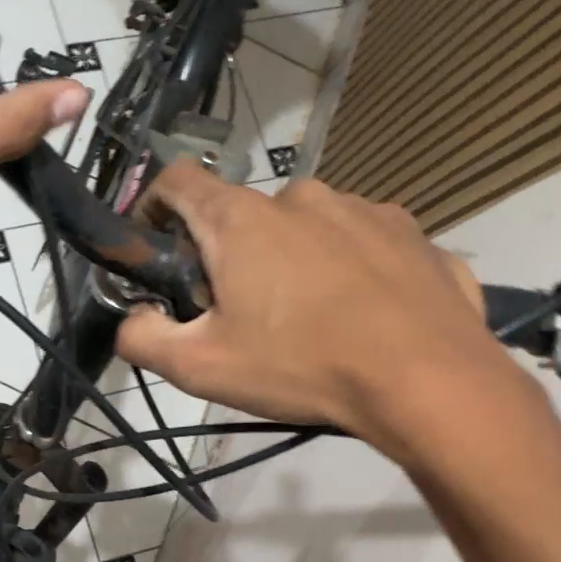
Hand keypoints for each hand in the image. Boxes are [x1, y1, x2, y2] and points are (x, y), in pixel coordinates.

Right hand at [116, 164, 512, 444]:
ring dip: (291, 263)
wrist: (428, 380)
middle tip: (237, 316)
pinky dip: (345, 275)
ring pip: (305, 231)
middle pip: (244, 216)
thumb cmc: (300, 365)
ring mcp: (366, 209)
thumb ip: (143, 338)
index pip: (178, 180)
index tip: (155, 245)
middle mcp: (302, 198)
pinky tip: (358, 321)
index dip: (154, 205)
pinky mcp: (414, 234)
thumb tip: (132, 320)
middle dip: (229, 256)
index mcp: (241, 220)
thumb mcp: (198, 367)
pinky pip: (360, 248)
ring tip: (306, 322)